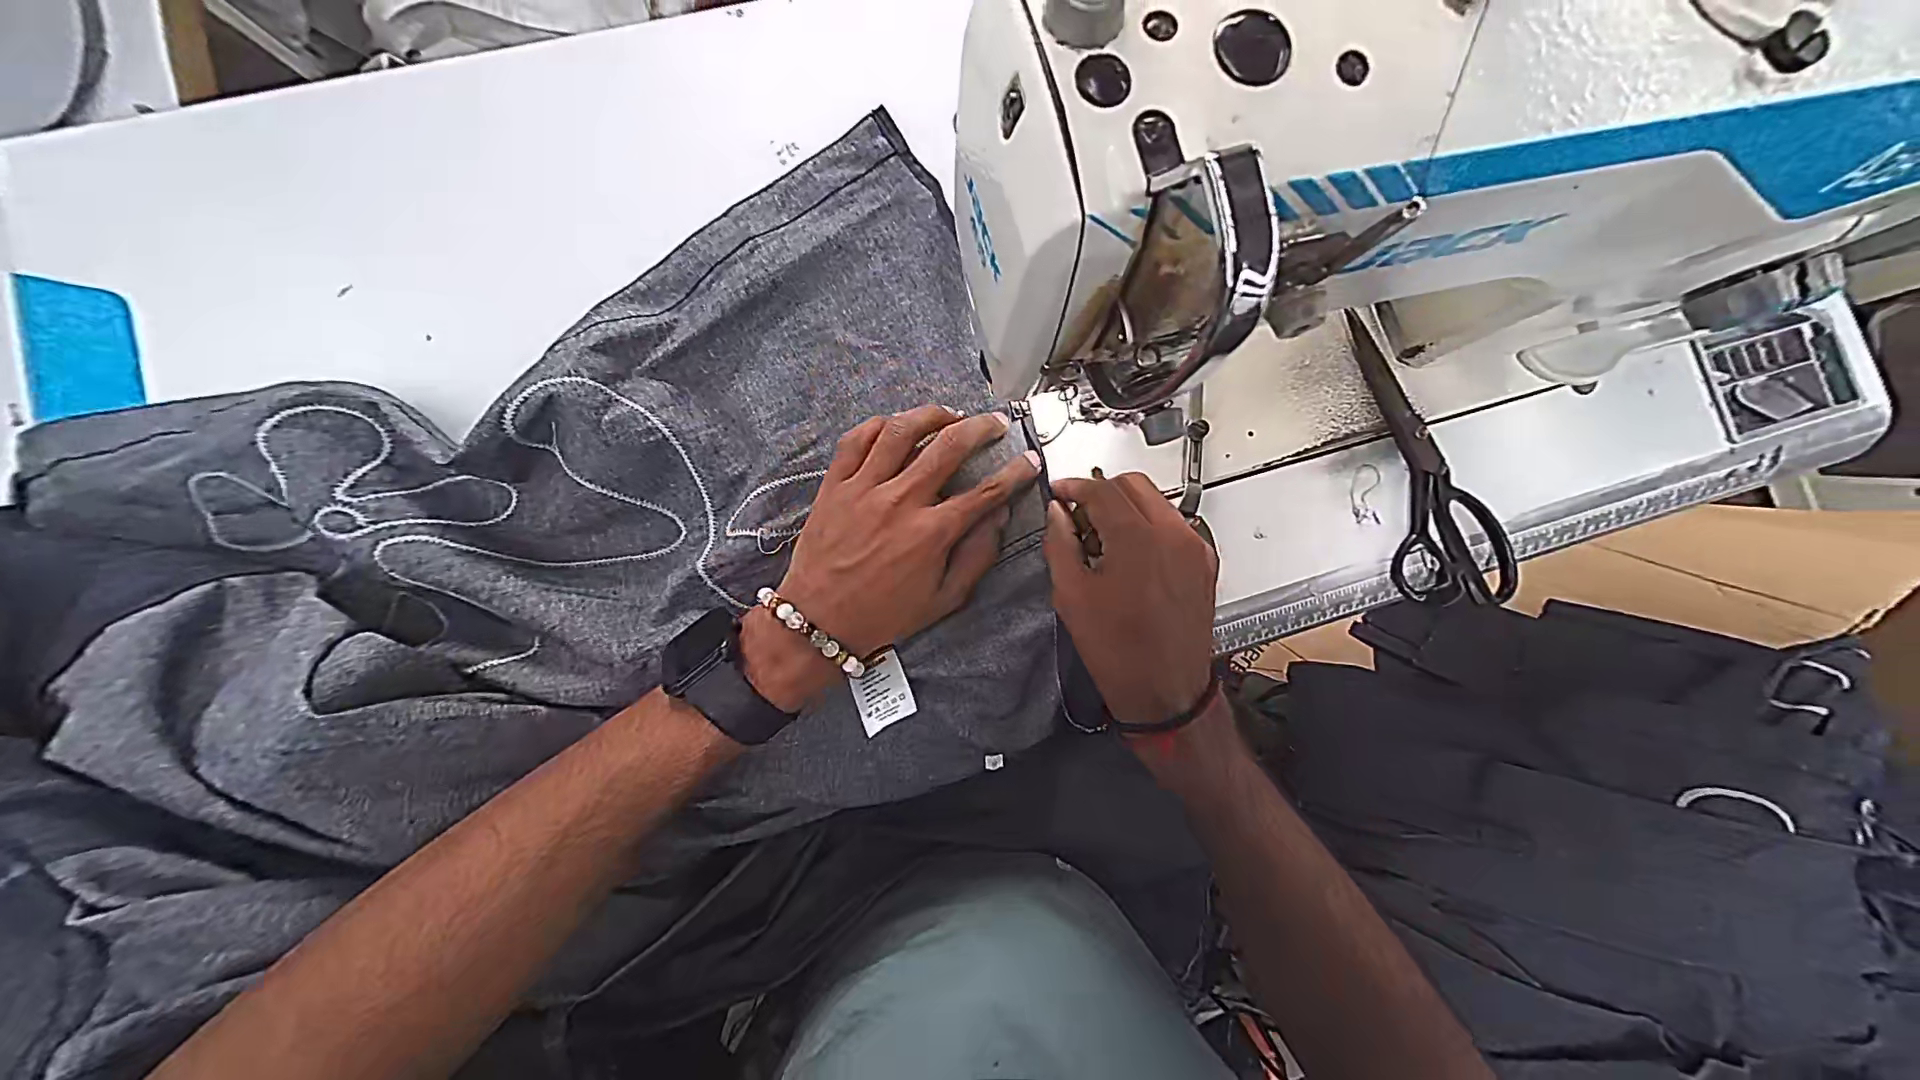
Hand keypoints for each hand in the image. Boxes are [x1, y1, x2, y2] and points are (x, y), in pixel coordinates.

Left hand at [741, 404, 1039, 709]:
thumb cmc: (882, 614)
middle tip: (993, 423)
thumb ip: (977, 557)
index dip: (1015, 472)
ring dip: (931, 415)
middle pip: (949, 445)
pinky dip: (877, 425)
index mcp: (931, 533)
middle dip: (981, 427)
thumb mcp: (943, 598)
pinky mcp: (835, 486)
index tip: (1027, 460)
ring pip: (902, 430)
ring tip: (948, 415)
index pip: (986, 490)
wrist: (821, 621)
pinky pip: (856, 440)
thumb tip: (1000, 519)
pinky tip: (894, 426)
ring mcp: (864, 490)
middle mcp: (900, 503)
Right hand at [1043, 472, 1217, 728]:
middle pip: (1132, 485)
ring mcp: (1194, 548)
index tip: (1060, 492)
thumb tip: (1057, 514)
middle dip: (1101, 492)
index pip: (1102, 489)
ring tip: (1103, 538)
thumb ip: (1060, 544)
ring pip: (1156, 501)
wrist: (1165, 690)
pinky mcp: (1204, 563)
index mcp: (1138, 538)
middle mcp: (1173, 535)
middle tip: (1078, 514)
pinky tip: (1130, 555)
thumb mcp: (1072, 596)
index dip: (1073, 487)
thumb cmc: (1121, 653)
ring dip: (1126, 507)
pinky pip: (1174, 526)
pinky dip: (1149, 527)